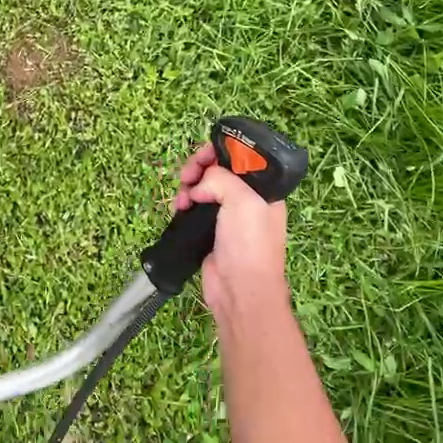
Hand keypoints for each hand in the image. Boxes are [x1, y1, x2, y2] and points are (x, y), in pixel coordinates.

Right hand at [172, 142, 289, 319]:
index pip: (241, 157)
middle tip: (187, 176)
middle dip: (199, 167)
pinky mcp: (210, 228)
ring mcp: (228, 214)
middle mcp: (247, 199)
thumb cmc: (248, 244)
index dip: (220, 152)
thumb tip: (199, 186)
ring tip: (182, 198)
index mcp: (264, 190)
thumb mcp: (243, 200)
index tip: (203, 156)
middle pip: (218, 169)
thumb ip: (220, 178)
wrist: (240, 291)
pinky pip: (194, 204)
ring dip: (188, 185)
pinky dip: (184, 201)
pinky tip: (179, 207)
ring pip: (202, 185)